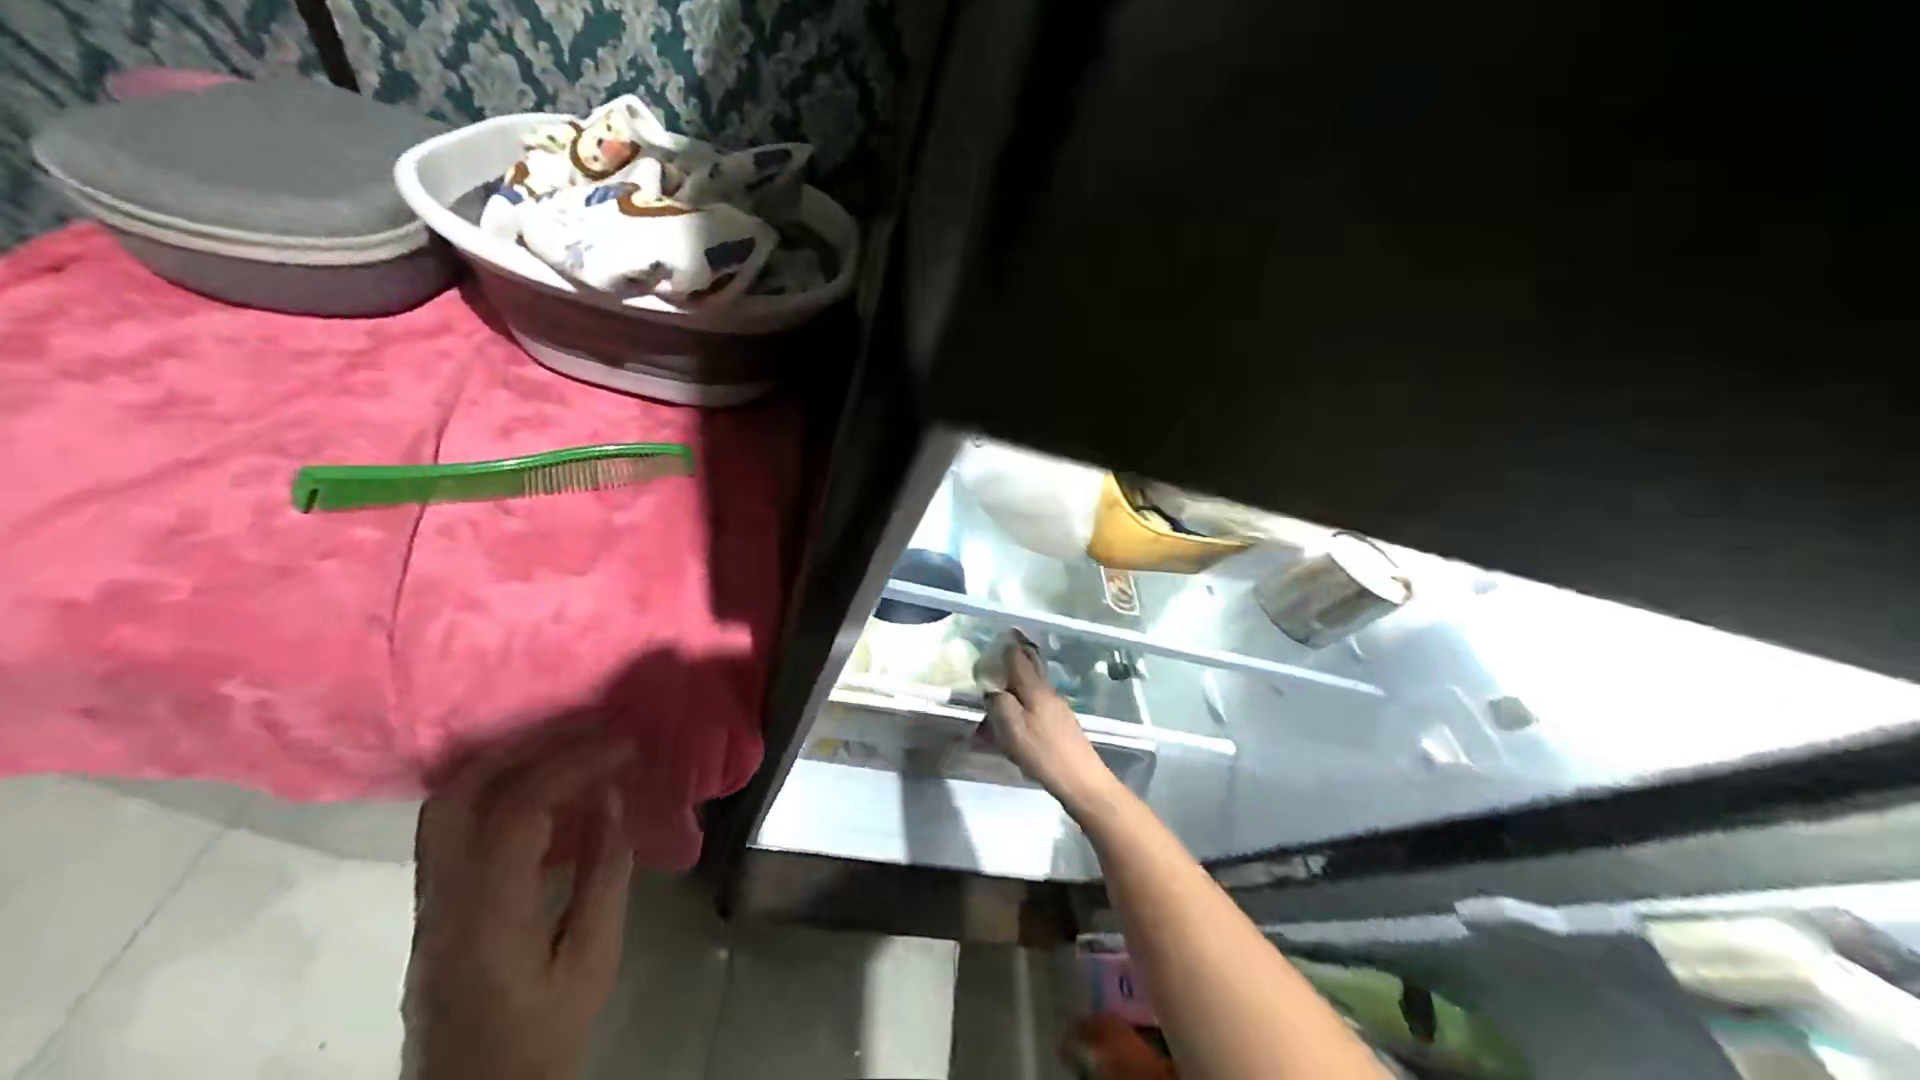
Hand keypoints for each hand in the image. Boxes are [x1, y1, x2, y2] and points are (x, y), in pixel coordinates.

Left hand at [409, 735, 636, 1079]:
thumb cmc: (544, 1036)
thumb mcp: (592, 960)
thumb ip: (602, 874)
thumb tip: (611, 798)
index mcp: (484, 916)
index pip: (519, 811)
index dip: (574, 765)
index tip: (624, 745)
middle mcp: (440, 898)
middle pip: (458, 794)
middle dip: (525, 746)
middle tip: (586, 728)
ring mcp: (426, 901)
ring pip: (445, 805)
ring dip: (505, 761)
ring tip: (566, 744)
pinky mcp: (432, 906)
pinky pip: (454, 827)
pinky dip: (497, 789)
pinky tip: (543, 788)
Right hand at [984, 640, 1121, 811]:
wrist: (1082, 780)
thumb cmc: (1043, 753)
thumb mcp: (1012, 729)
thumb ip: (999, 704)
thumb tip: (992, 691)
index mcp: (1035, 690)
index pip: (1019, 658)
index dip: (1008, 647)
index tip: (1000, 637)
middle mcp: (1048, 693)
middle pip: (1031, 668)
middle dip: (1018, 658)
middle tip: (1004, 651)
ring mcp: (1058, 708)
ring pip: (1034, 688)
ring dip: (1019, 683)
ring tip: (1003, 688)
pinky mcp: (1062, 724)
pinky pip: (1038, 704)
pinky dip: (1025, 702)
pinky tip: (1018, 717)